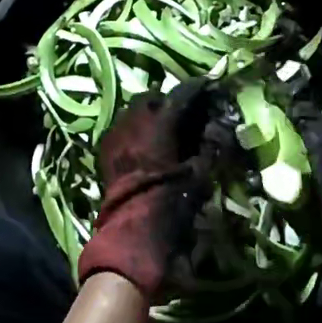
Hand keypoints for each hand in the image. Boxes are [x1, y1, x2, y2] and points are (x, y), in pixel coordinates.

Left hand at [78, 79, 220, 301]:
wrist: (132, 234)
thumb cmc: (171, 204)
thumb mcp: (199, 173)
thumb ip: (208, 145)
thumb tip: (216, 126)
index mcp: (160, 123)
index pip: (181, 94)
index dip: (197, 89)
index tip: (208, 88)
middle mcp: (134, 121)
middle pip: (152, 96)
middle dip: (168, 99)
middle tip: (183, 110)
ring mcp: (116, 134)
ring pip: (133, 111)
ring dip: (148, 113)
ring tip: (162, 124)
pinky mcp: (105, 150)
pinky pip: (121, 128)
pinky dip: (134, 129)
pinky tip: (144, 142)